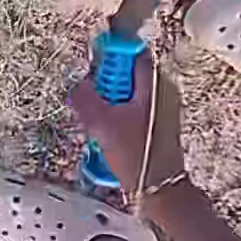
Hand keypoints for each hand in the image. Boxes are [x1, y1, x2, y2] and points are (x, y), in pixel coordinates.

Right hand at [68, 55, 184, 196]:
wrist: (159, 188)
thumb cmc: (133, 152)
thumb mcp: (101, 122)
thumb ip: (85, 97)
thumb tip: (78, 84)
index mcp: (153, 83)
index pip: (131, 53)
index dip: (110, 55)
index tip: (94, 68)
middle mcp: (162, 90)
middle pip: (126, 72)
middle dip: (105, 83)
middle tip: (93, 101)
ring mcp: (162, 106)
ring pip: (126, 91)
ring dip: (108, 100)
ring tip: (99, 119)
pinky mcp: (157, 121)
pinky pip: (131, 106)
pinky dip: (117, 113)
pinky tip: (108, 130)